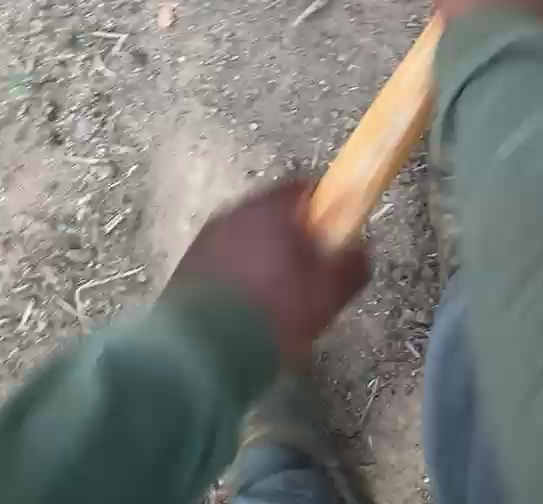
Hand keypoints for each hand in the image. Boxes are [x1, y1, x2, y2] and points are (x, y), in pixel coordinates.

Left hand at [167, 181, 368, 361]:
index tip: (333, 234)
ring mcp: (205, 240)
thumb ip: (352, 264)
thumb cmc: (273, 313)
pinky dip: (236, 278)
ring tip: (274, 297)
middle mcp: (235, 213)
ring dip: (261, 257)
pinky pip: (222, 262)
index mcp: (272, 209)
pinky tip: (245, 311)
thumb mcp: (329, 295)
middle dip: (291, 236)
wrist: (198, 355)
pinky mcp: (184, 270)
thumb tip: (359, 250)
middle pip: (273, 213)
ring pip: (246, 238)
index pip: (304, 187)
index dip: (324, 207)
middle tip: (306, 271)